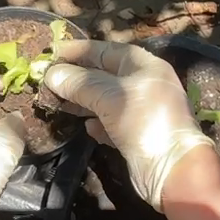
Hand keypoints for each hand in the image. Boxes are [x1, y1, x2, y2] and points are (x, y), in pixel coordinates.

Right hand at [42, 40, 211, 211]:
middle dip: (75, 76)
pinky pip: (111, 123)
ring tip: (57, 102)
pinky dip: (97, 123)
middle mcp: (143, 84)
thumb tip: (51, 74)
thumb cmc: (144, 121)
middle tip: (47, 80)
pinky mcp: (136, 135)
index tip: (51, 52)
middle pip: (103, 74)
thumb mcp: (110, 96)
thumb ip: (79, 83)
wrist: (172, 169)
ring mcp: (141, 111)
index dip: (77, 51)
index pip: (104, 50)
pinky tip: (86, 127)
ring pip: (104, 99)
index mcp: (143, 65)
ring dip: (82, 100)